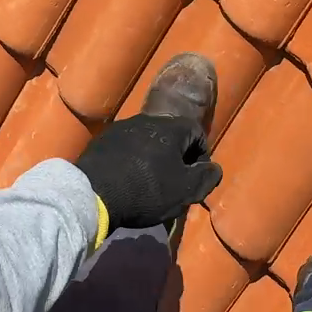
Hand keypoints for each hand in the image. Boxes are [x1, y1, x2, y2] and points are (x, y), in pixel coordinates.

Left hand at [74, 114, 223, 230]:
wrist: (96, 191)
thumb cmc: (147, 189)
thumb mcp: (184, 190)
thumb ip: (205, 178)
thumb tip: (216, 168)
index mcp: (170, 128)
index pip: (196, 132)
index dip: (201, 154)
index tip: (197, 176)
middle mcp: (147, 119)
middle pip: (171, 135)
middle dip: (177, 156)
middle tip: (175, 181)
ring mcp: (123, 127)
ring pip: (148, 140)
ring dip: (154, 157)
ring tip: (151, 182)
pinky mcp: (104, 139)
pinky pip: (127, 146)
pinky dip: (133, 159)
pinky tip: (128, 179)